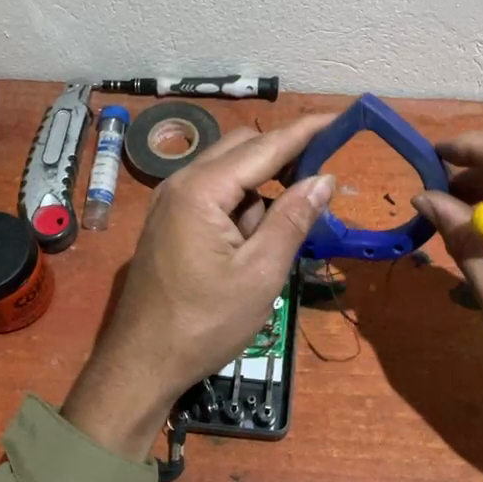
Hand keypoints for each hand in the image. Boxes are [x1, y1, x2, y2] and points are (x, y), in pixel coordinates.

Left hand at [62, 115, 336, 458]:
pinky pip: (214, 192)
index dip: (305, 131)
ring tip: (292, 220)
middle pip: (243, 147)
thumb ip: (293, 219)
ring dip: (263, 185)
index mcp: (202, 190)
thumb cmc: (205, 323)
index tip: (340, 118)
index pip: (265, 146)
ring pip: (228, 170)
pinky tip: (258, 236)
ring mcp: (171, 201)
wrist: (141, 363)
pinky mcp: (170, 221)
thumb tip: (324, 179)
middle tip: (323, 177)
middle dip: (284, 156)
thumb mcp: (261, 274)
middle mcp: (181, 182)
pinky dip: (242, 203)